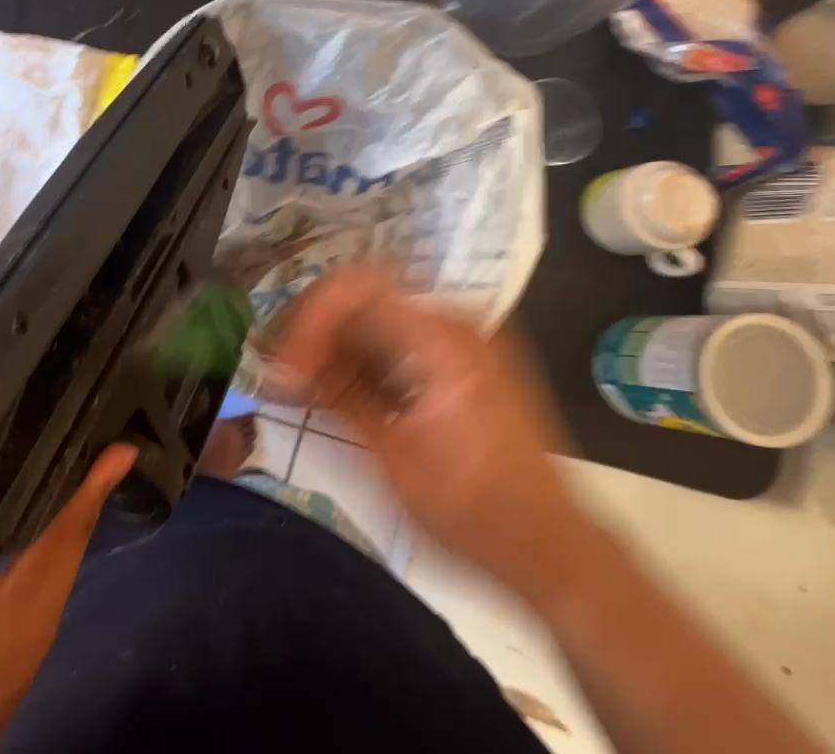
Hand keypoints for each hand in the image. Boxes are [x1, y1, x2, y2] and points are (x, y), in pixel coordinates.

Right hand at [269, 267, 603, 600]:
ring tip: (303, 382)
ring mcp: (468, 340)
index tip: (284, 363)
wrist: (551, 545)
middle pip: (365, 294)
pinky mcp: (468, 360)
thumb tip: (283, 366)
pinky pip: (403, 337)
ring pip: (380, 314)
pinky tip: (342, 389)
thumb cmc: (472, 509)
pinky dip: (366, 356)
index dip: (308, 318)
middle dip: (316, 328)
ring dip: (337, 342)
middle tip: (284, 370)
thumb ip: (340, 394)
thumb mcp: (393, 454)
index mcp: (443, 339)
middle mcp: (459, 323)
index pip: (355, 289)